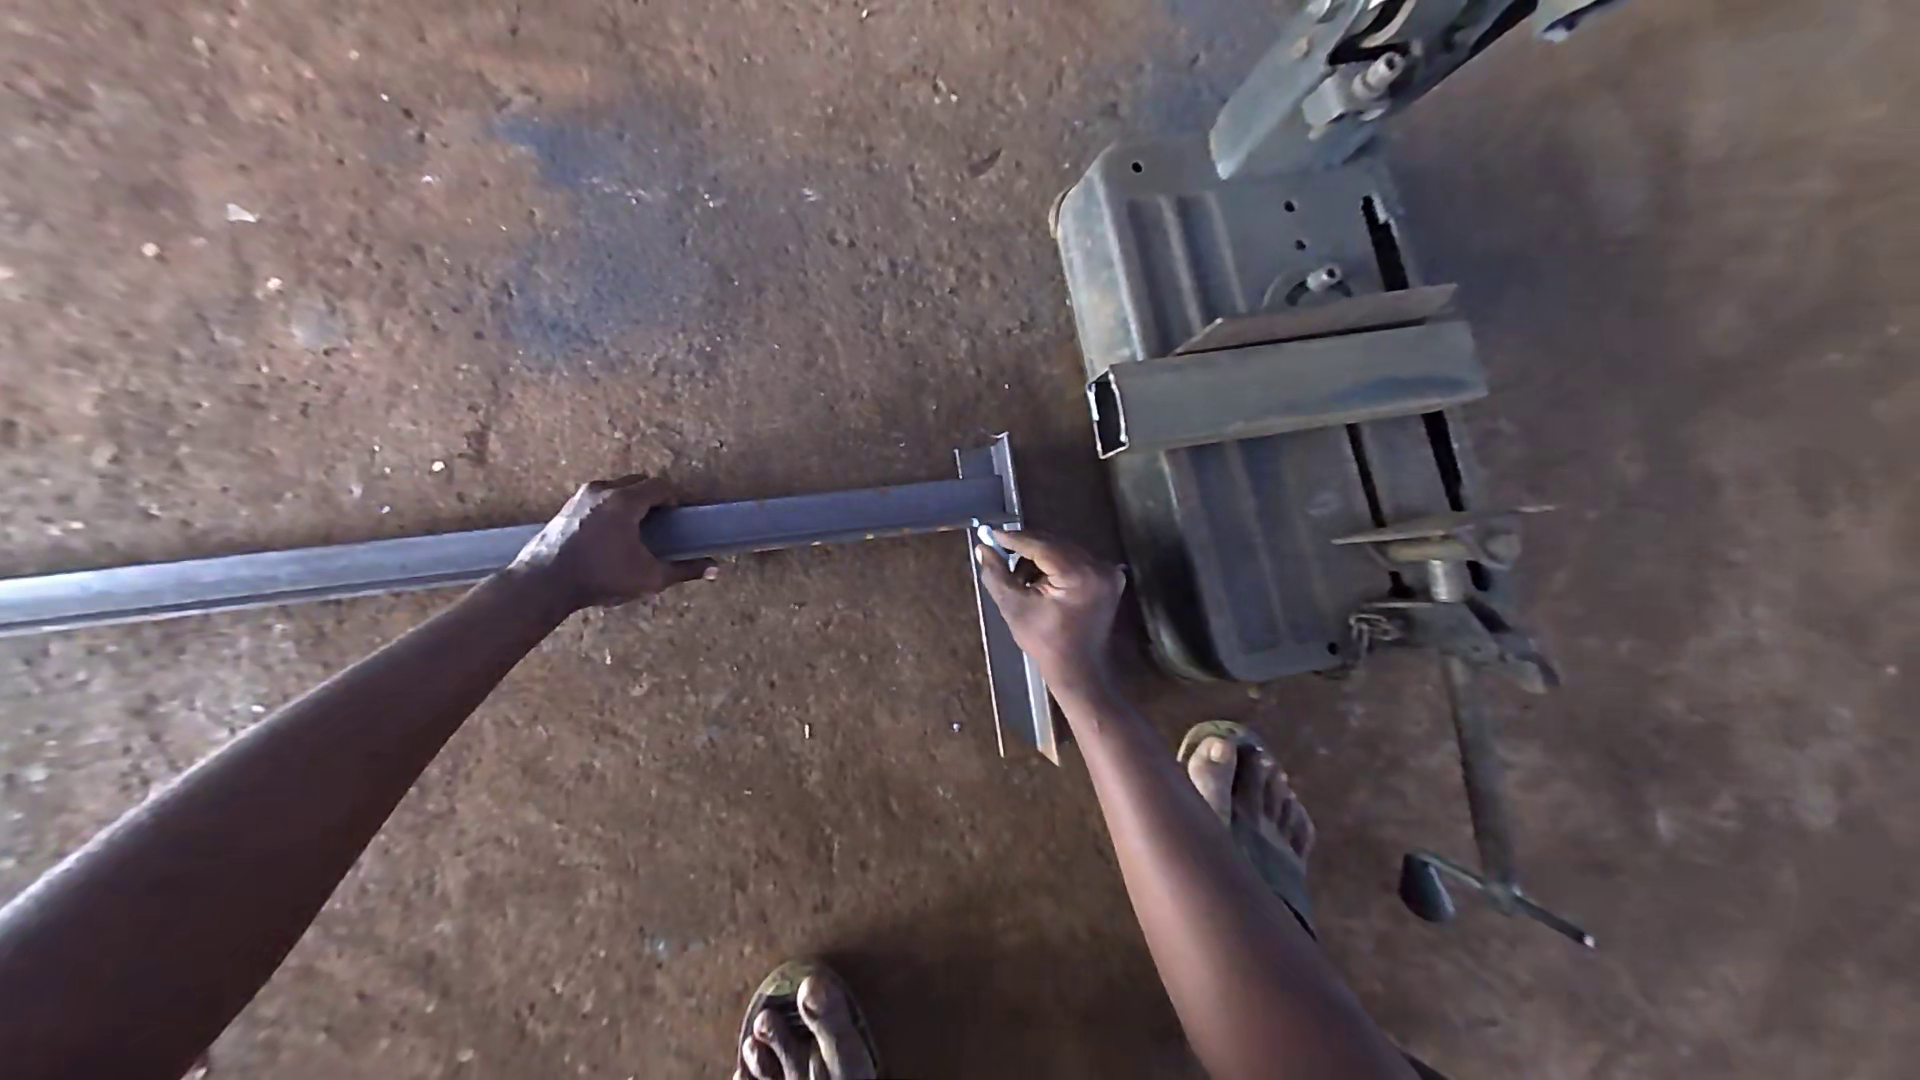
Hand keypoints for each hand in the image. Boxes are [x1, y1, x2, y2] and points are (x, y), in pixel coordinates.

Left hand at [510, 475, 716, 610]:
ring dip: (631, 501)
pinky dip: (611, 508)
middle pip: (638, 482)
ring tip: (635, 528)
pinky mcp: (566, 507)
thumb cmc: (601, 578)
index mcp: (626, 502)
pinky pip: (599, 498)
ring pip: (617, 488)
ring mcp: (581, 497)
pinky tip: (611, 534)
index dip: (673, 499)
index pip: (660, 485)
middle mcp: (603, 491)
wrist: (543, 583)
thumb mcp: (650, 577)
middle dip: (653, 498)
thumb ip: (684, 570)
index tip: (677, 517)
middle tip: (660, 522)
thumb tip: (714, 569)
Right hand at [975, 528, 1126, 695]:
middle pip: (1054, 544)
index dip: (1014, 538)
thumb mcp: (1015, 608)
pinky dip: (1056, 566)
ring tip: (1021, 580)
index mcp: (1079, 574)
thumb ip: (997, 575)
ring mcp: (1107, 572)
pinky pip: (1075, 560)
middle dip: (1026, 548)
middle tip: (999, 552)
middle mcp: (1098, 567)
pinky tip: (1040, 583)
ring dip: (1039, 558)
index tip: (991, 533)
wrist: (1079, 670)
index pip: (1042, 545)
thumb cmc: (1045, 643)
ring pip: (1064, 550)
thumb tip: (982, 548)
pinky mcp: (1108, 578)